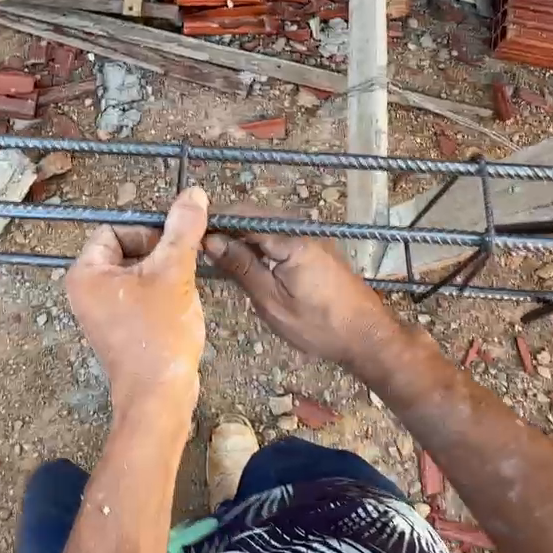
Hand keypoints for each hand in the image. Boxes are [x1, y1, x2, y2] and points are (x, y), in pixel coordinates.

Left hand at [64, 187, 210, 416]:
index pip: (116, 230)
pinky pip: (140, 296)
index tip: (173, 247)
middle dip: (159, 254)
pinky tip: (179, 308)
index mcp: (85, 273)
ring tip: (182, 290)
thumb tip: (194, 194)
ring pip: (138, 272)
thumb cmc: (158, 333)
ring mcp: (102, 312)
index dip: (147, 232)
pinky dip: (161, 295)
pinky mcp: (120, 329)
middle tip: (181, 269)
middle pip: (128, 249)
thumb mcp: (174, 272)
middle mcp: (86, 291)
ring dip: (164, 274)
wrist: (159, 396)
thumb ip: (183, 229)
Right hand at [203, 212, 405, 373]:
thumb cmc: (320, 327)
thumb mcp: (272, 302)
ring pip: (262, 225)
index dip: (211, 220)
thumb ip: (241, 267)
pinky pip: (276, 235)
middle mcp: (301, 227)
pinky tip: (240, 259)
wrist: (368, 337)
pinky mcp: (313, 245)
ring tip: (209, 252)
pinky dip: (255, 243)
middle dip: (221, 226)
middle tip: (193, 244)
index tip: (184, 230)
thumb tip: (209, 240)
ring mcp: (309, 234)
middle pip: (251, 216)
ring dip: (237, 235)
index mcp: (291, 238)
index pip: (241, 216)